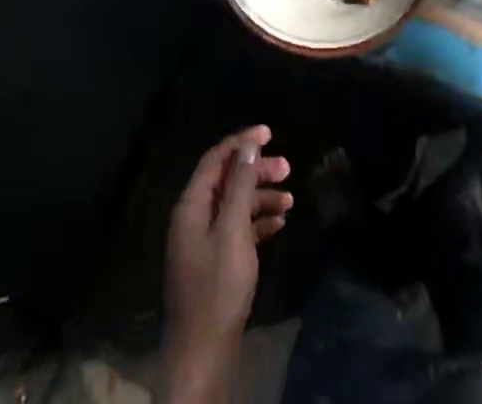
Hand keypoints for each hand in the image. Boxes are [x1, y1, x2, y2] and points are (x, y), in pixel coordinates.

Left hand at [162, 125, 291, 402]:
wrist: (204, 348)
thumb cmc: (218, 286)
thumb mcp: (232, 230)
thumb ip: (241, 187)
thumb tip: (248, 146)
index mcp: (191, 204)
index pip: (215, 159)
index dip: (241, 143)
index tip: (270, 132)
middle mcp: (193, 215)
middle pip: (226, 180)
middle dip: (256, 171)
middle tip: (288, 169)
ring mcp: (203, 239)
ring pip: (234, 205)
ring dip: (261, 198)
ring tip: (290, 200)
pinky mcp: (214, 259)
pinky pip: (236, 229)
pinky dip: (257, 222)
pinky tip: (279, 224)